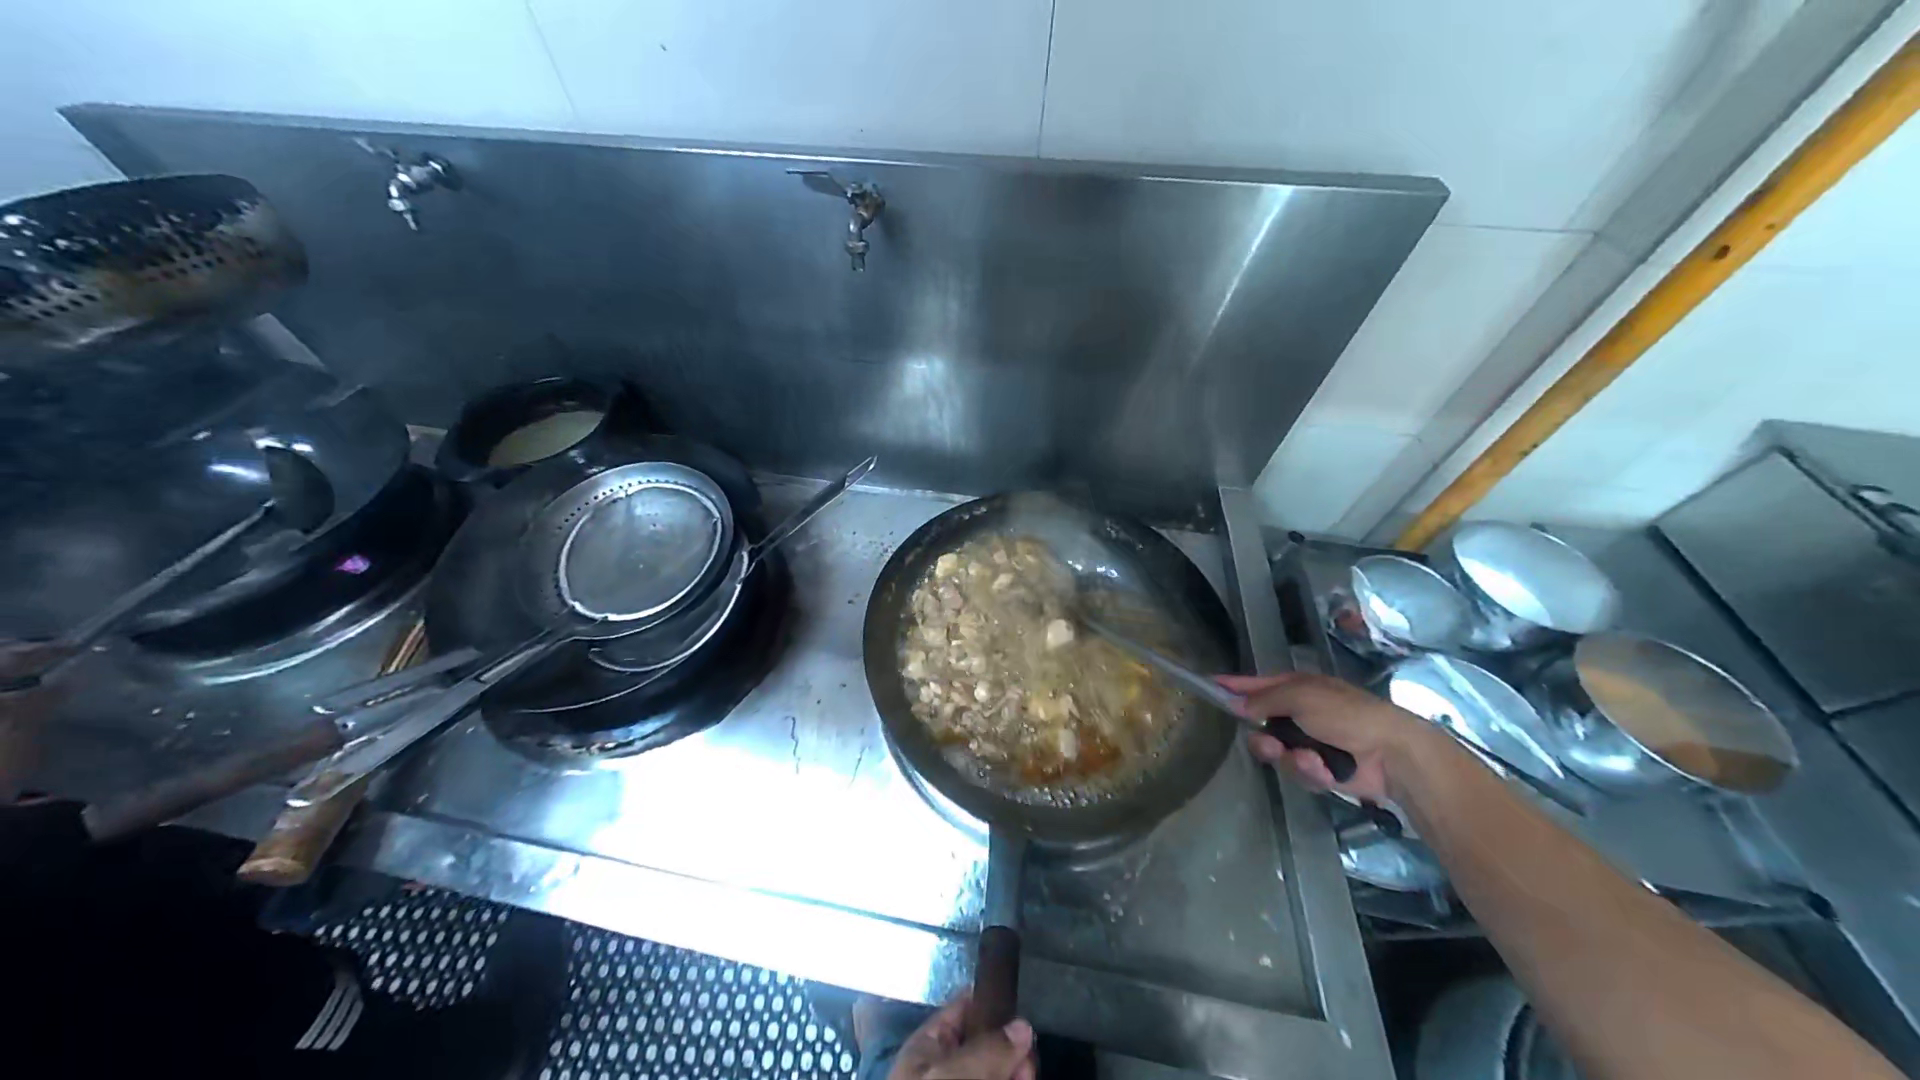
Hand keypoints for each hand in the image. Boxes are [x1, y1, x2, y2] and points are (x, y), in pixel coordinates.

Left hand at [886, 997, 1035, 1079]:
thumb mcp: (948, 1077)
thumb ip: (986, 1051)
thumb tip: (1023, 1027)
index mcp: (930, 1046)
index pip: (966, 1008)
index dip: (996, 1006)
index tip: (1026, 1017)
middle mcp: (948, 1068)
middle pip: (991, 1047)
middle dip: (1014, 1055)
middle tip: (1027, 1072)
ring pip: (1000, 1075)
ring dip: (1018, 1076)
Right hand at [1218, 672, 1442, 803]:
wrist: (1392, 754)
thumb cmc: (1347, 715)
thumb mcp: (1301, 696)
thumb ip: (1264, 699)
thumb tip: (1239, 704)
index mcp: (1298, 688)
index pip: (1257, 684)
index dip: (1234, 686)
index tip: (1209, 686)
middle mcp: (1300, 714)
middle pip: (1260, 724)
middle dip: (1262, 737)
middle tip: (1268, 743)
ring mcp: (1309, 742)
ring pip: (1275, 752)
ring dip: (1287, 757)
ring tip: (1306, 759)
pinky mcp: (1319, 770)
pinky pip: (1296, 771)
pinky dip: (1309, 771)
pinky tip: (1325, 770)